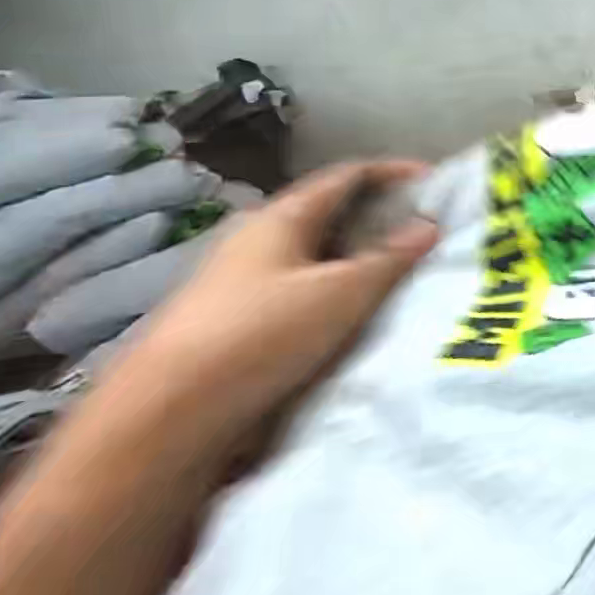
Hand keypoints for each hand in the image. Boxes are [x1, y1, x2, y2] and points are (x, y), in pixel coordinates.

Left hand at [115, 161, 438, 433]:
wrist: (160, 422)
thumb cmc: (259, 337)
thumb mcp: (339, 294)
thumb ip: (389, 258)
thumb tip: (428, 226)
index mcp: (282, 216)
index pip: (347, 175)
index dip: (393, 172)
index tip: (434, 183)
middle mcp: (258, 237)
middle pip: (330, 211)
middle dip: (379, 216)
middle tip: (424, 229)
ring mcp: (241, 280)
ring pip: (315, 253)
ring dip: (357, 255)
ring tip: (398, 271)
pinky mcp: (234, 320)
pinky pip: (300, 287)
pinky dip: (335, 287)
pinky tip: (353, 312)